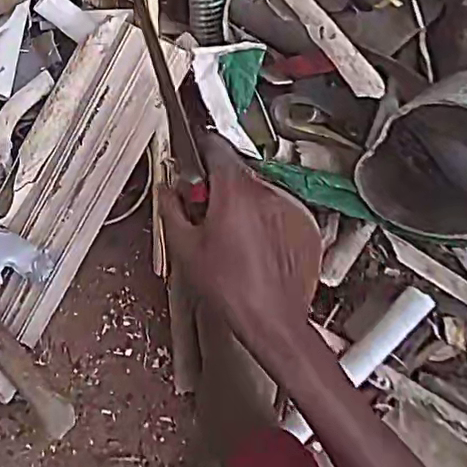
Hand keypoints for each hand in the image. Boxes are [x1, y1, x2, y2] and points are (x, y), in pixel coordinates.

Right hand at [159, 134, 324, 341]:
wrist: (270, 319)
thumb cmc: (230, 288)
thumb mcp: (184, 246)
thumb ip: (171, 209)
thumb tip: (167, 193)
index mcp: (233, 193)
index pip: (216, 148)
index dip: (199, 147)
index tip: (192, 150)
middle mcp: (264, 195)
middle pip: (233, 173)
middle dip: (214, 185)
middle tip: (200, 209)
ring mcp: (285, 211)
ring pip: (253, 192)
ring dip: (236, 203)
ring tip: (224, 234)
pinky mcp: (299, 228)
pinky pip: (271, 211)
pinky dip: (257, 219)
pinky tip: (245, 246)